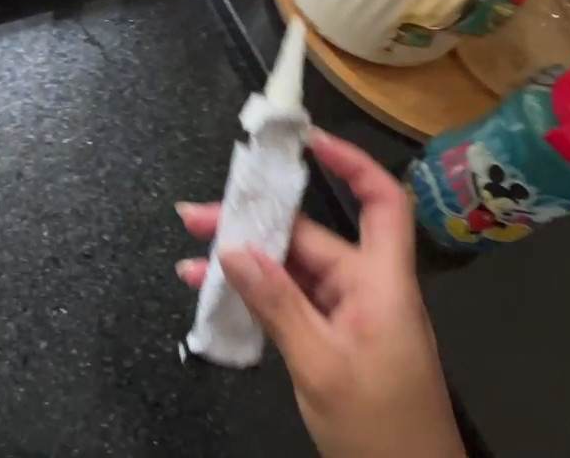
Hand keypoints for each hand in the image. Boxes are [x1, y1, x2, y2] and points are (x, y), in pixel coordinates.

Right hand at [175, 129, 463, 457]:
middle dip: (251, 224)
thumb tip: (232, 248)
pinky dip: (251, 293)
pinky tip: (209, 289)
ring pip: (289, 269)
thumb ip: (277, 303)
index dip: (351, 163)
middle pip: (308, 236)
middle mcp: (364, 287)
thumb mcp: (320, 365)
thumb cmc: (379, 429)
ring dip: (241, 261)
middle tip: (194, 217)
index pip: (380, 202)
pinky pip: (287, 300)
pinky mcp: (330, 337)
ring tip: (189, 253)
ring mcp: (346, 313)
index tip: (307, 140)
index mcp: (380, 283)